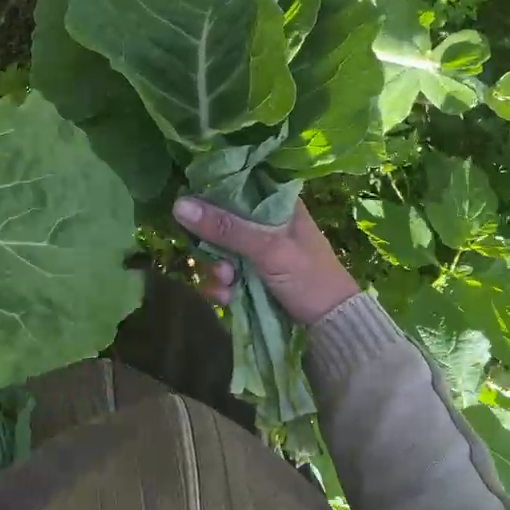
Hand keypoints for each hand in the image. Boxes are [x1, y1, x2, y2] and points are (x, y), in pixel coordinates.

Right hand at [173, 195, 361, 325]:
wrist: (331, 326)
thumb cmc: (309, 276)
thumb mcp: (267, 248)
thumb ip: (225, 227)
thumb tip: (178, 204)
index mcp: (275, 203)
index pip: (234, 183)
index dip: (209, 193)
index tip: (191, 207)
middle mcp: (262, 221)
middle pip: (217, 219)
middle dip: (210, 245)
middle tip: (219, 262)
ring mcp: (254, 249)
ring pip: (215, 249)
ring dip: (214, 269)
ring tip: (228, 285)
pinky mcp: (247, 274)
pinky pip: (220, 273)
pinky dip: (219, 286)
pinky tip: (227, 297)